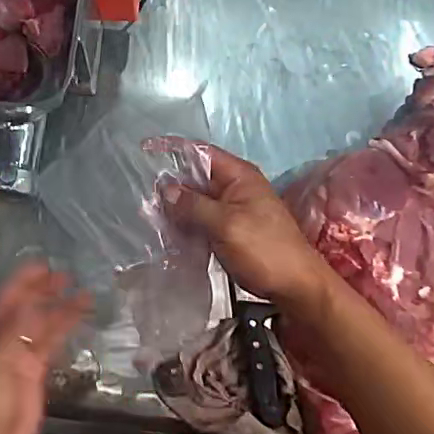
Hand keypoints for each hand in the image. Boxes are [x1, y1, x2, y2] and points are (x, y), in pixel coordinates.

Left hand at [0, 262, 88, 433]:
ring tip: (82, 290)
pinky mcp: (35, 368)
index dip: (22, 281)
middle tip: (67, 274)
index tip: (43, 265)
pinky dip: (65, 325)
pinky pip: (52, 340)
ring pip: (42, 322)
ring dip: (60, 305)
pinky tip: (80, 314)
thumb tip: (30, 303)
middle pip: (25, 306)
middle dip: (43, 289)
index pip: (4, 300)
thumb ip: (11, 332)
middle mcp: (1, 339)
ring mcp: (19, 354)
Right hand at [159, 142, 331, 306]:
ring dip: (175, 206)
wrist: (296, 285)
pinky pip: (203, 220)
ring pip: (198, 201)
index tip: (144, 149)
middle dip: (169, 182)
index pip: (201, 152)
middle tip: (137, 190)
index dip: (174, 149)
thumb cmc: (264, 249)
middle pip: (197, 176)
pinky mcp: (231, 231)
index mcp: (239, 176)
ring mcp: (234, 210)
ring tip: (145, 211)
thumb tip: (165, 188)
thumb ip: (194, 205)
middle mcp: (236, 187)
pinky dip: (186, 224)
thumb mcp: (226, 224)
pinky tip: (165, 231)